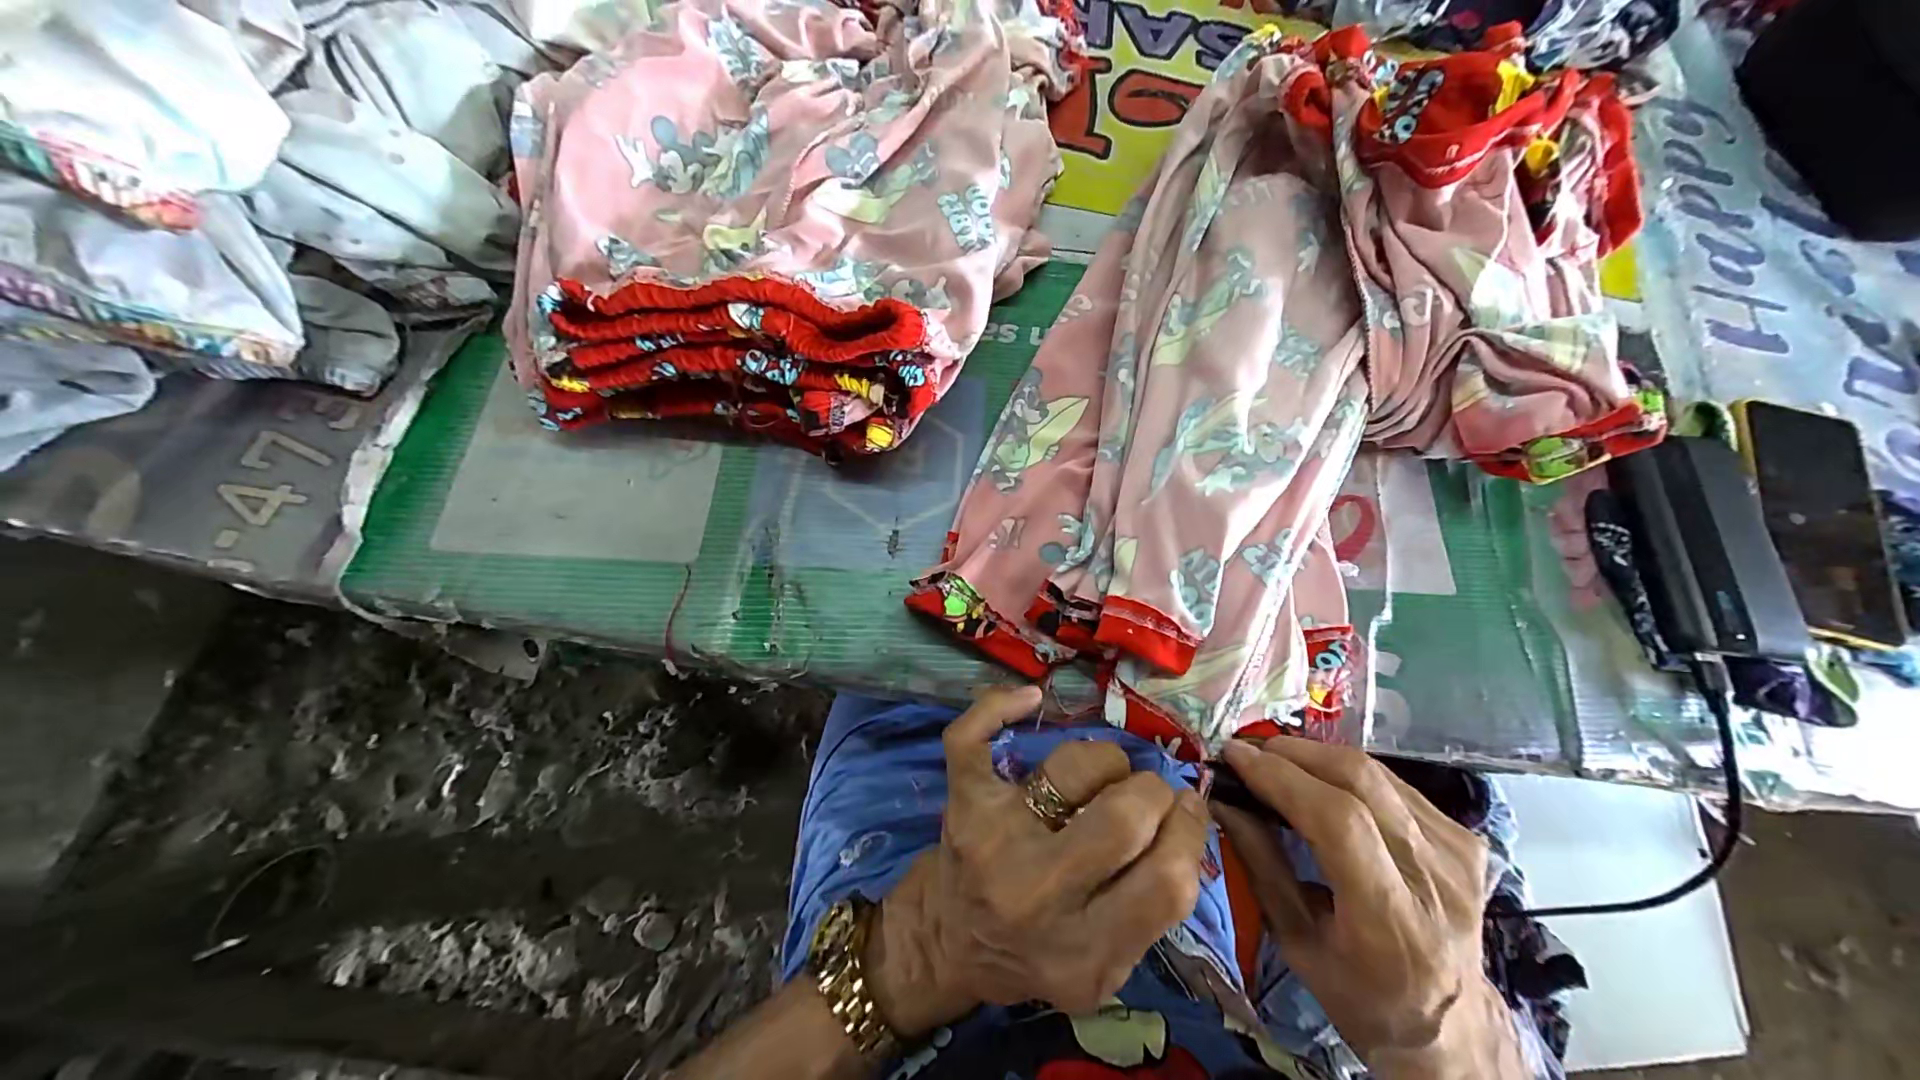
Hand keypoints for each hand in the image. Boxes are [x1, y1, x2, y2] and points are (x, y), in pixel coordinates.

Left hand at [865, 686, 1209, 1035]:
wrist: (951, 943)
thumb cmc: (1038, 951)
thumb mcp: (1105, 966)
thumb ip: (1151, 907)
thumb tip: (1187, 813)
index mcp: (1084, 952)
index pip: (1166, 882)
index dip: (1189, 833)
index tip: (1186, 809)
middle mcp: (1036, 896)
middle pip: (1123, 816)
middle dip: (1151, 793)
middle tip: (1146, 793)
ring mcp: (994, 841)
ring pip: (1072, 766)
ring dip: (1105, 760)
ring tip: (1104, 774)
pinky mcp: (962, 804)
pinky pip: (973, 738)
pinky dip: (998, 707)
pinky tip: (1030, 699)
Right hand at [1213, 738, 1524, 1079]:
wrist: (1451, 1025)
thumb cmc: (1361, 993)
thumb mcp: (1295, 941)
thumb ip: (1261, 865)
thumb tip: (1222, 800)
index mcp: (1392, 921)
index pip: (1338, 821)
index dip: (1282, 778)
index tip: (1234, 756)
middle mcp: (1436, 880)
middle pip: (1360, 782)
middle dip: (1293, 754)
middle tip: (1249, 751)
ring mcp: (1459, 855)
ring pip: (1376, 774)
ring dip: (1315, 755)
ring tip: (1274, 759)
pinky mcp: (1467, 841)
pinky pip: (1393, 784)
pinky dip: (1345, 773)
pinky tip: (1319, 781)